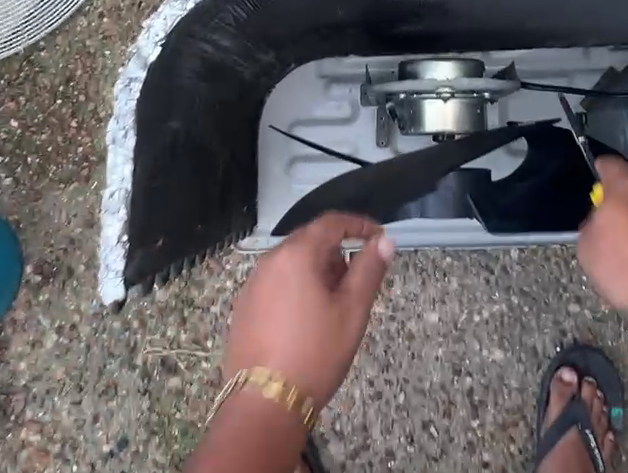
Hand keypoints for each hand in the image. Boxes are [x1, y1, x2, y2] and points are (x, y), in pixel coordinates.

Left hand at [220, 212, 394, 409]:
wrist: (264, 404)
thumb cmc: (315, 352)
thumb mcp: (352, 311)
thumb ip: (369, 269)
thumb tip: (384, 241)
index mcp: (297, 254)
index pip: (332, 222)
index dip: (359, 225)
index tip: (379, 237)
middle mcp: (270, 260)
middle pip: (310, 240)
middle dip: (338, 251)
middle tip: (358, 279)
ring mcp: (253, 284)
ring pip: (293, 262)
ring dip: (318, 270)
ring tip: (334, 304)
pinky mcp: (244, 307)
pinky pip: (277, 282)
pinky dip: (298, 287)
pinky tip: (307, 319)